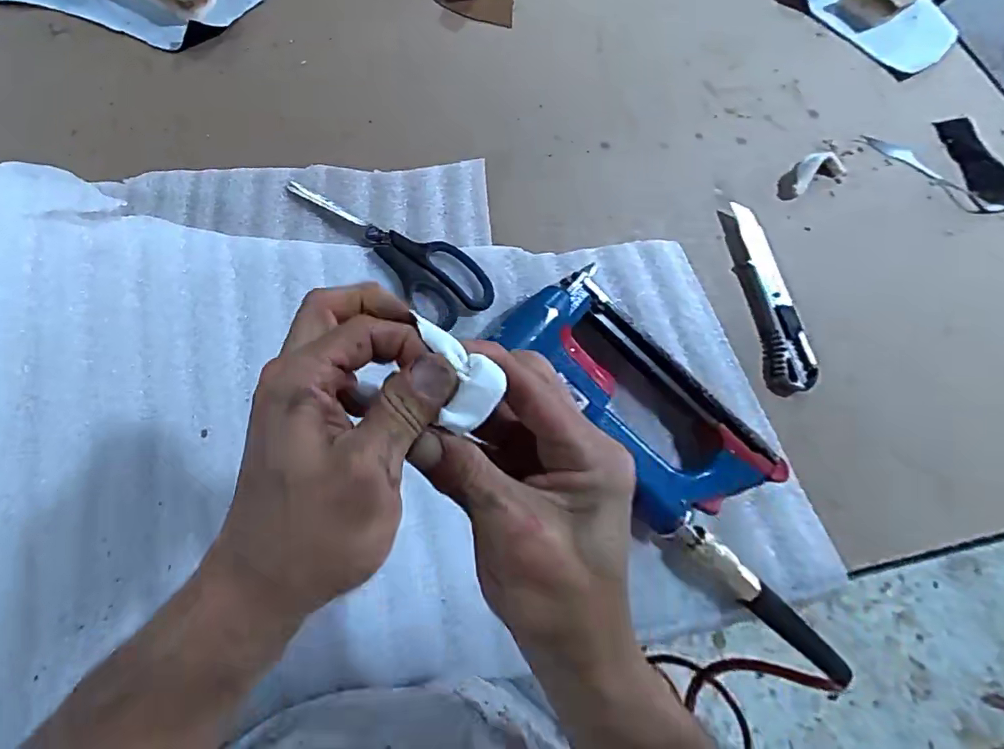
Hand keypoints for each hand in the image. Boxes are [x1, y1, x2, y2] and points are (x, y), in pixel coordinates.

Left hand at [204, 284, 461, 627]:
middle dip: (378, 311)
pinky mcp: (299, 421)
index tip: (443, 369)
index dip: (406, 337)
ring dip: (372, 340)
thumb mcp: (370, 469)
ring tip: (417, 363)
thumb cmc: (315, 533)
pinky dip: (366, 374)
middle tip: (421, 334)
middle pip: (330, 311)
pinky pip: (335, 377)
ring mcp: (290, 398)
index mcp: (298, 378)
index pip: (359, 328)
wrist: (259, 588)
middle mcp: (288, 376)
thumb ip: (405, 407)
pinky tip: (397, 404)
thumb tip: (441, 360)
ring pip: (331, 341)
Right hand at [407, 345, 637, 659]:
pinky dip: (468, 436)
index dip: (488, 360)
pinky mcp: (534, 476)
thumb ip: (463, 471)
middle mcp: (577, 443)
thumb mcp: (509, 529)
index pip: (535, 384)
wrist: (577, 654)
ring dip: (468, 406)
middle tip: (426, 373)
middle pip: (525, 388)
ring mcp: (555, 458)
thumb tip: (414, 428)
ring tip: (423, 396)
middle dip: (476, 378)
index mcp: (589, 450)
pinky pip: (498, 443)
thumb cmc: (556, 597)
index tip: (438, 349)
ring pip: (508, 412)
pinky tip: (434, 429)